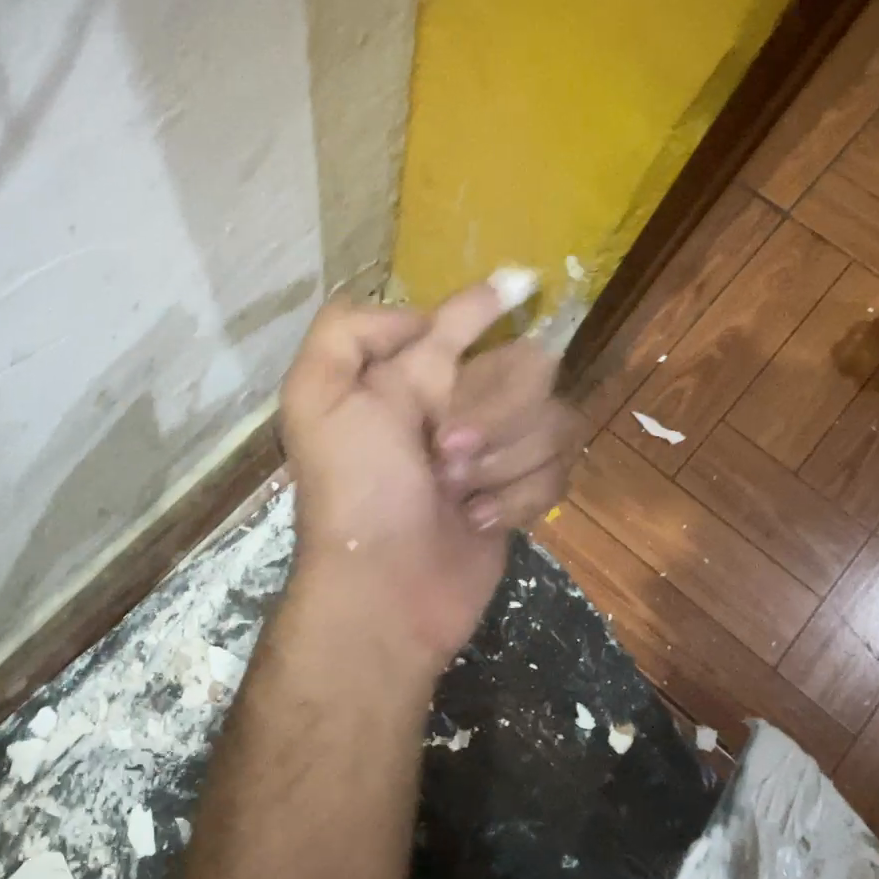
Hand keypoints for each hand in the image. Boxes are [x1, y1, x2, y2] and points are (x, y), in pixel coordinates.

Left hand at [279, 282, 577, 676]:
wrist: (387, 591)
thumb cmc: (355, 490)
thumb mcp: (319, 397)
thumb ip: (351, 331)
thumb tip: (426, 313)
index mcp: (409, 374)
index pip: (463, 318)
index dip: (482, 309)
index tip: (519, 288)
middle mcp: (458, 402)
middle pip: (527, 364)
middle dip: (491, 412)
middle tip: (444, 452)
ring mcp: (496, 448)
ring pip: (553, 417)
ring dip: (506, 461)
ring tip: (457, 494)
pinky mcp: (523, 492)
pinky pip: (560, 470)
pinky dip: (521, 499)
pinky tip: (479, 521)